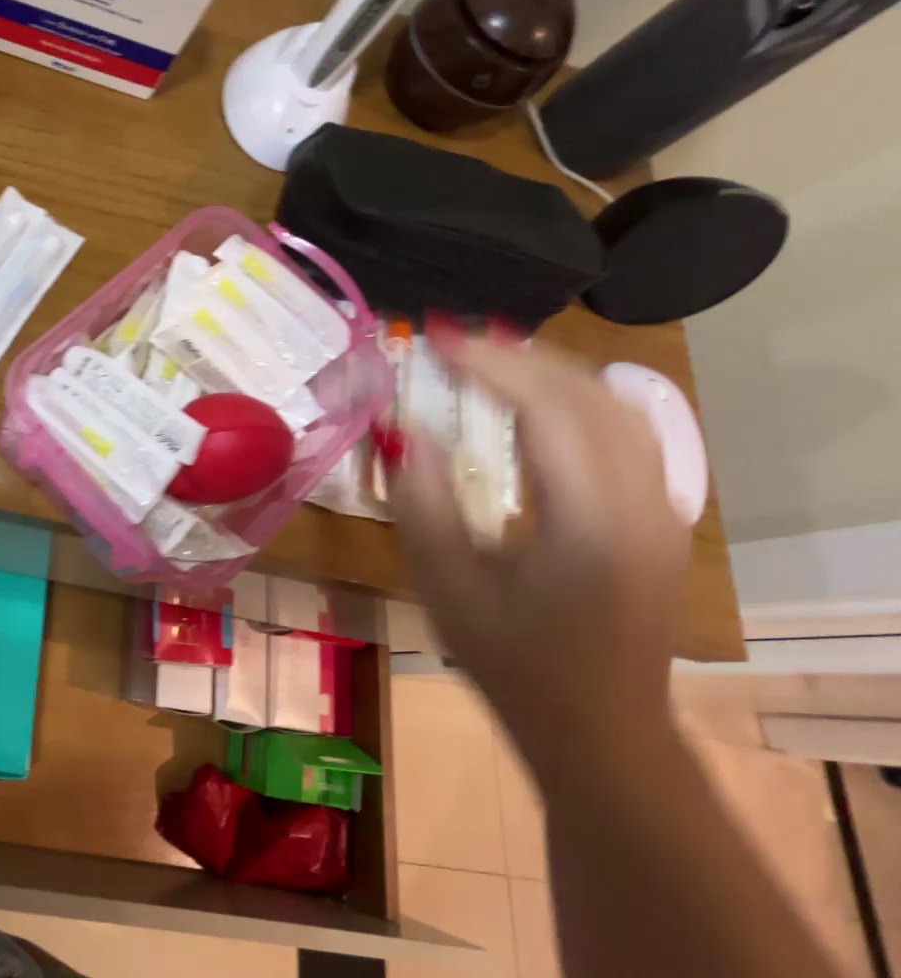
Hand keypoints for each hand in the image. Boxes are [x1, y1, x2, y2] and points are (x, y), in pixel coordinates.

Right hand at [385, 330, 688, 757]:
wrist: (595, 724)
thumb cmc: (509, 659)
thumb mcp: (447, 584)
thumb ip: (423, 501)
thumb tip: (402, 432)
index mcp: (587, 518)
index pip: (545, 408)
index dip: (488, 364)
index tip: (433, 339)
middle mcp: (641, 500)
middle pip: (590, 395)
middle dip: (519, 357)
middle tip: (453, 343)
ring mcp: (662, 508)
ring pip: (620, 408)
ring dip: (554, 374)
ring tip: (490, 362)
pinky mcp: (661, 518)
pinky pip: (631, 433)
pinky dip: (582, 401)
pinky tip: (542, 404)